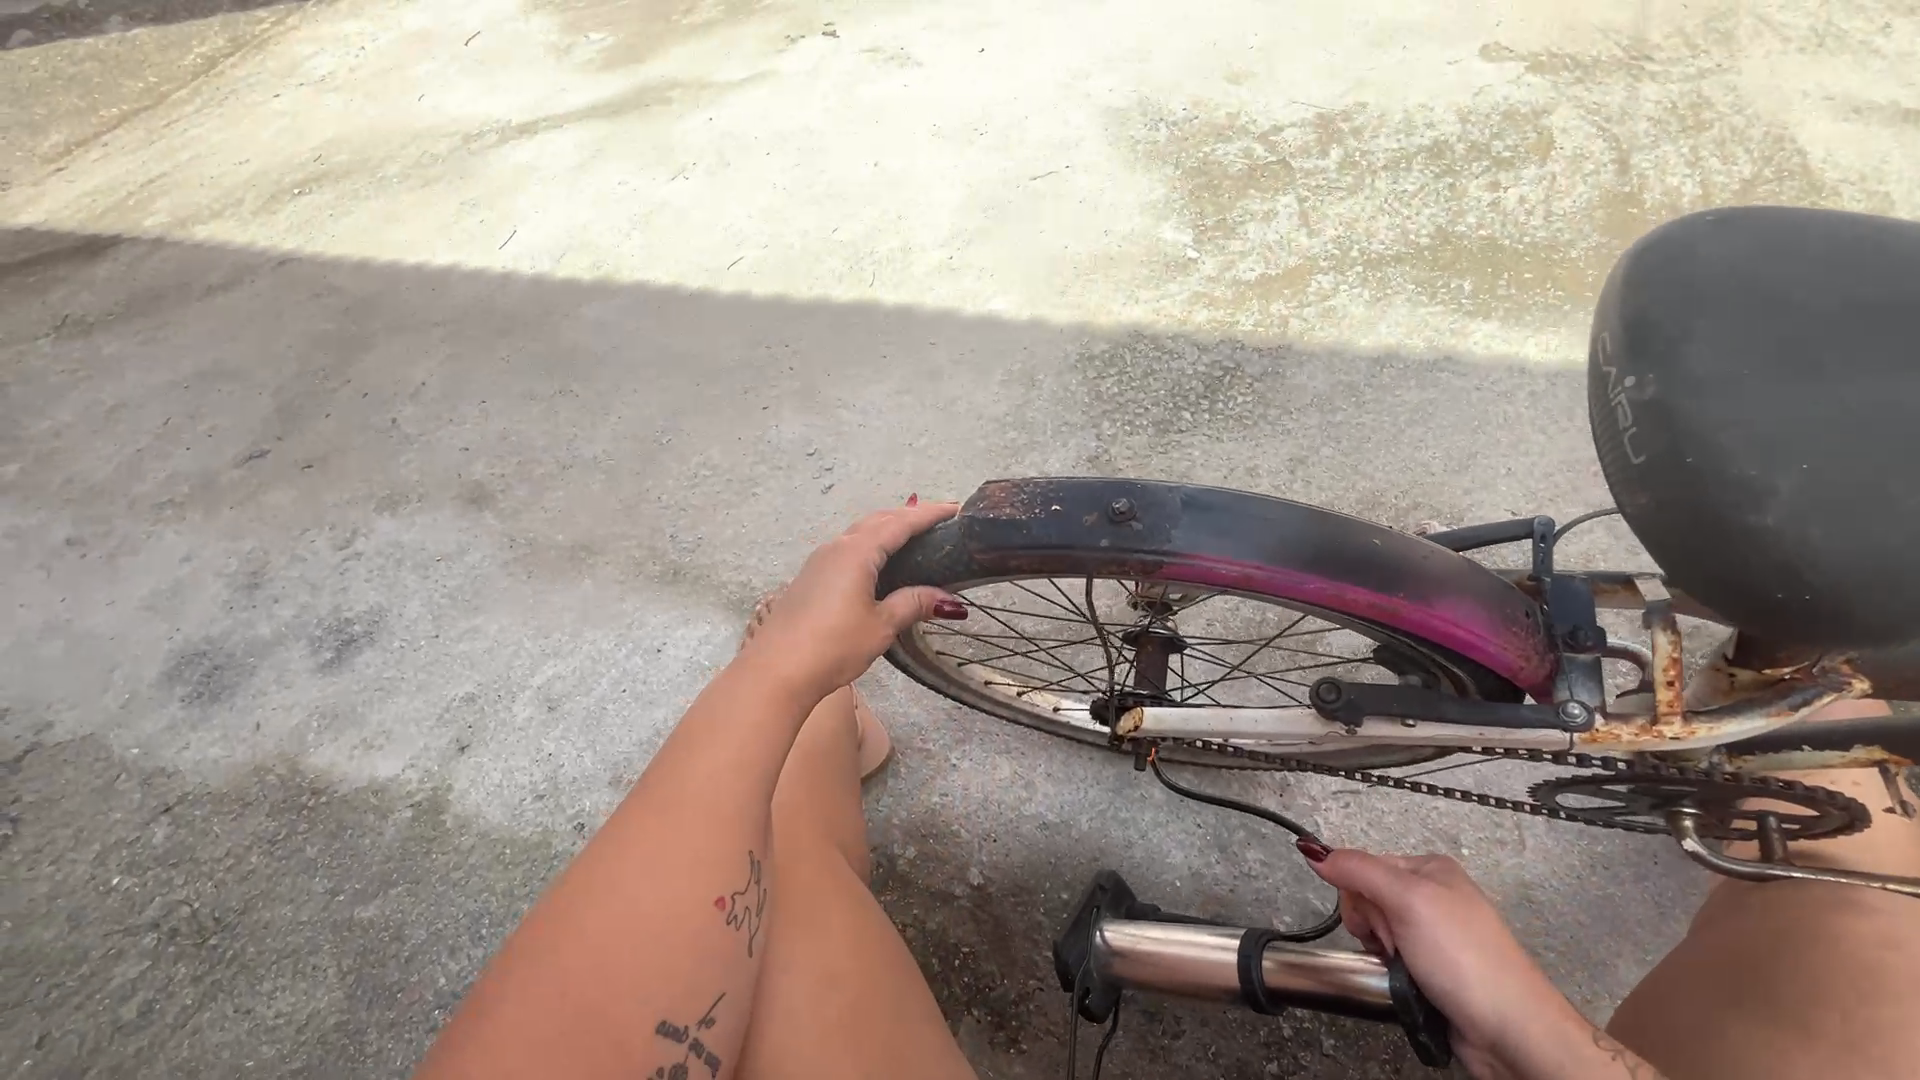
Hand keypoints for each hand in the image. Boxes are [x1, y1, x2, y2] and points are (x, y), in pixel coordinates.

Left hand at [739, 499, 965, 701]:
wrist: (776, 671)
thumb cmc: (833, 646)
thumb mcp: (881, 625)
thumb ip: (913, 604)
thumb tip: (948, 599)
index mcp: (856, 553)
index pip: (900, 523)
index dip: (929, 515)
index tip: (955, 509)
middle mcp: (836, 548)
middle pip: (877, 521)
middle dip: (908, 516)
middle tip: (938, 520)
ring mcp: (819, 562)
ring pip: (859, 533)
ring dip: (886, 529)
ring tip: (912, 536)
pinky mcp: (810, 579)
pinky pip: (847, 549)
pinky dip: (870, 545)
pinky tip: (878, 562)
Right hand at [1308, 850, 1588, 1078]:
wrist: (1512, 1032)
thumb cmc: (1462, 957)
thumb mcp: (1407, 901)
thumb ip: (1357, 870)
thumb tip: (1311, 850)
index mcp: (1430, 869)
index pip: (1364, 866)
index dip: (1360, 895)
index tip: (1381, 921)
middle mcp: (1433, 896)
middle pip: (1368, 898)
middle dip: (1372, 926)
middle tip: (1397, 946)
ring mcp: (1434, 934)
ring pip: (1376, 931)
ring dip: (1380, 951)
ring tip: (1404, 968)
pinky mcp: (1434, 968)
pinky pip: (1391, 958)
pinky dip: (1391, 969)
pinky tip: (1406, 980)